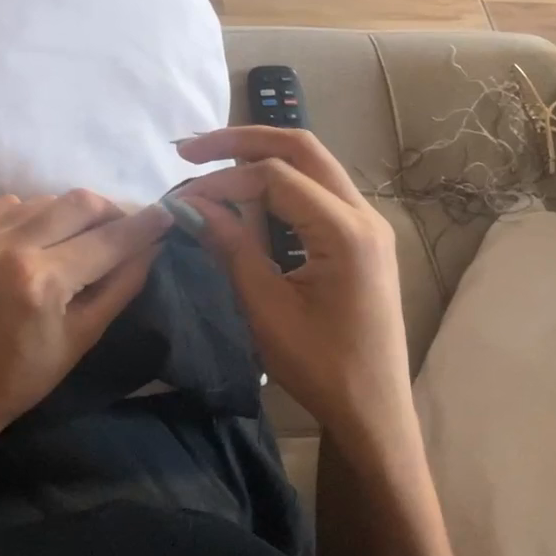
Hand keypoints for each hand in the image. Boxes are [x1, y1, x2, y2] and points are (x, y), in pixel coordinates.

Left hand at [0, 191, 172, 440]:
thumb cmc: (26, 373)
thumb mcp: (84, 335)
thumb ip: (121, 285)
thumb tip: (152, 245)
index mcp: (43, 281)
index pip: (107, 240)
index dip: (142, 226)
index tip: (165, 214)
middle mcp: (11, 247)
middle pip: (78, 203)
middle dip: (109, 212)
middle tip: (123, 229)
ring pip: (46, 200)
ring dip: (71, 215)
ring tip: (79, 240)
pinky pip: (11, 204)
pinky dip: (33, 215)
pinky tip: (38, 239)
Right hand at [171, 127, 414, 446]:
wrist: (374, 413)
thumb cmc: (321, 366)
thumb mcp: (265, 307)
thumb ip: (230, 245)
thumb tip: (189, 203)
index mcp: (346, 232)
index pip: (274, 177)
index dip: (222, 180)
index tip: (182, 200)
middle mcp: (364, 215)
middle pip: (300, 148)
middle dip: (241, 141)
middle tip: (190, 150)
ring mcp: (366, 225)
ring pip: (310, 164)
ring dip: (259, 156)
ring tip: (209, 164)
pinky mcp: (360, 238)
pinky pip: (316, 190)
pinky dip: (276, 183)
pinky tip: (244, 196)